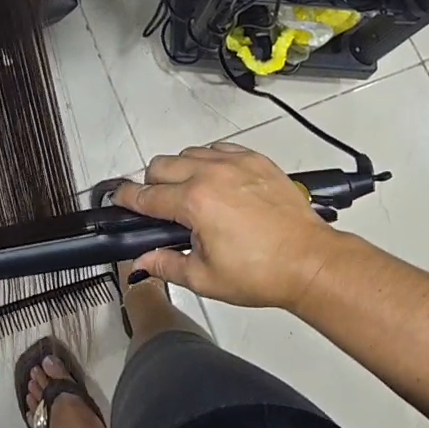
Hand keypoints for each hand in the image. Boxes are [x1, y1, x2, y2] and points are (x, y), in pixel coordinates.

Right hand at [113, 144, 348, 310]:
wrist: (310, 261)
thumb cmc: (261, 273)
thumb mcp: (206, 278)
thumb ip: (167, 264)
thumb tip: (142, 261)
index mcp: (194, 202)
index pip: (146, 195)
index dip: (126, 198)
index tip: (118, 199)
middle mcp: (211, 174)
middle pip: (161, 165)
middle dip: (152, 184)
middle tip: (161, 207)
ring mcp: (235, 162)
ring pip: (189, 153)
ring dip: (181, 170)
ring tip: (191, 195)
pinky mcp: (256, 160)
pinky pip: (220, 149)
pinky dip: (210, 161)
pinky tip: (217, 182)